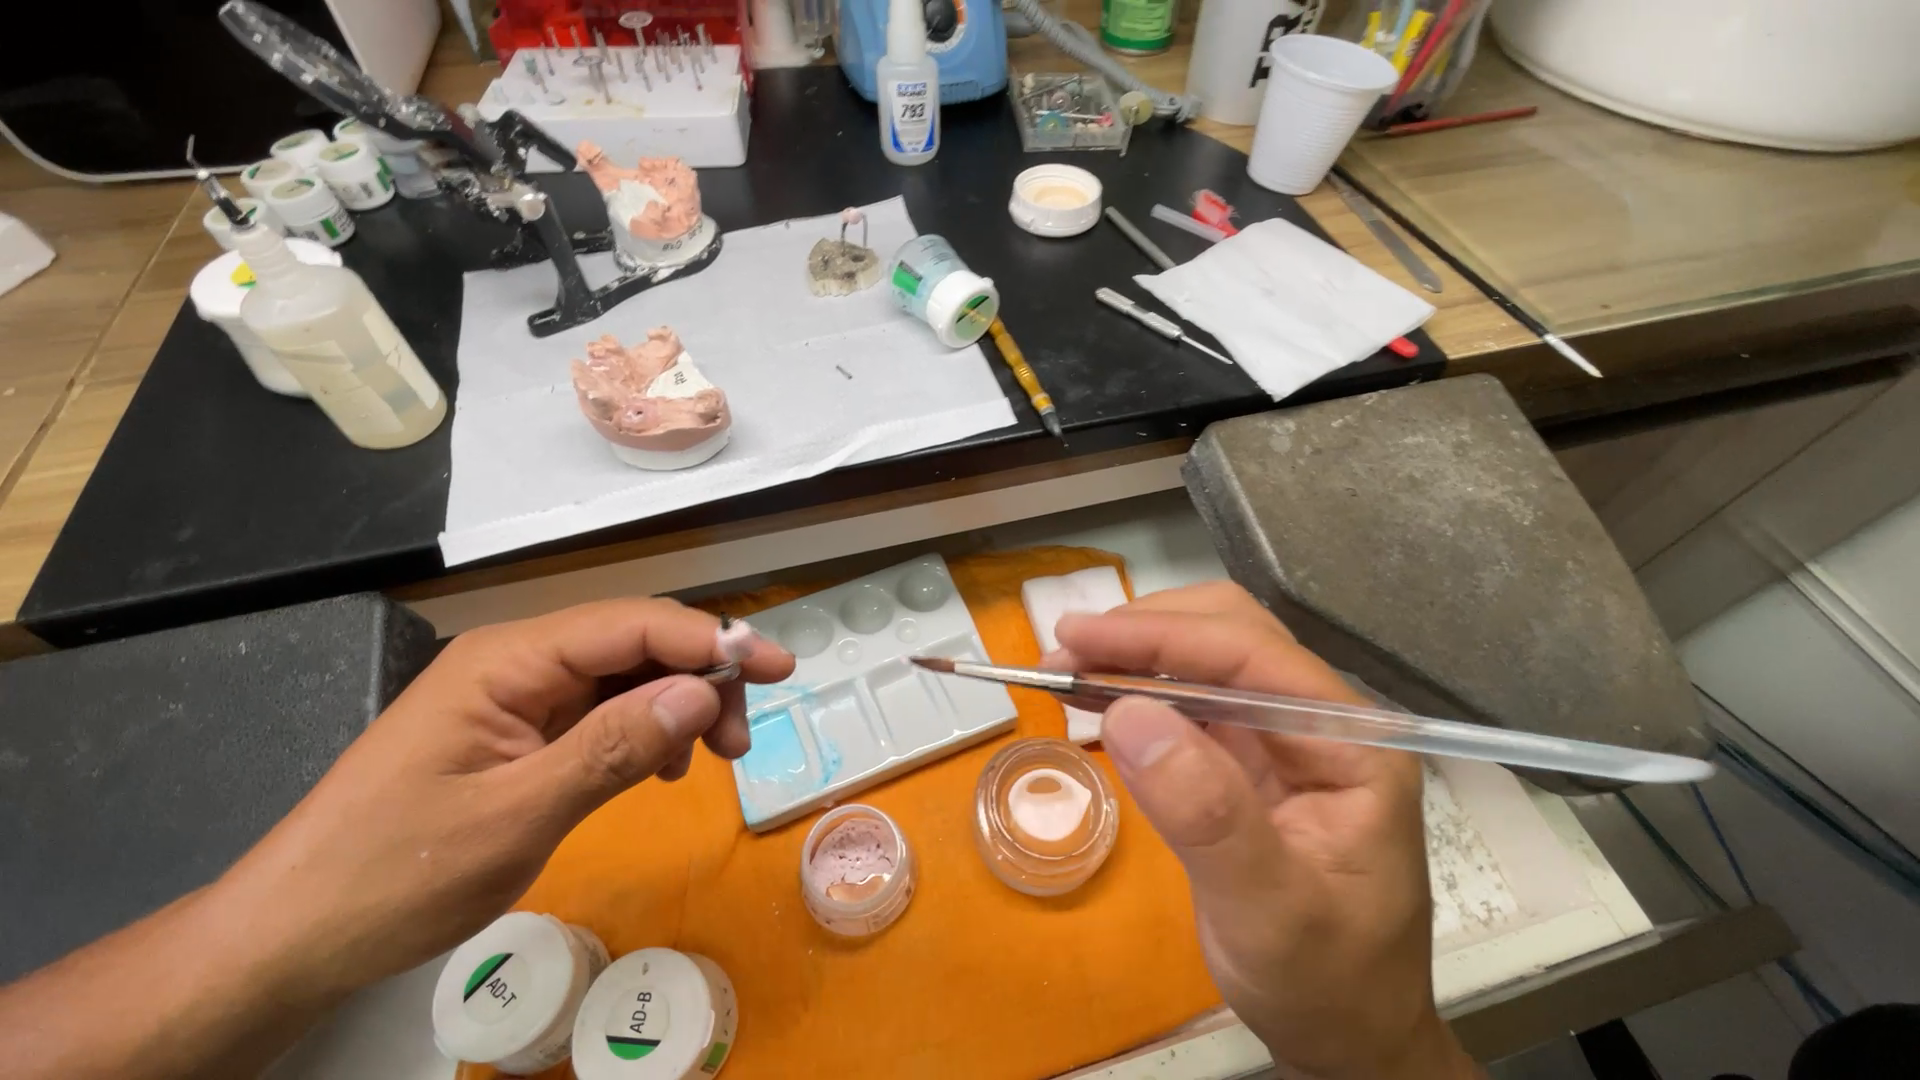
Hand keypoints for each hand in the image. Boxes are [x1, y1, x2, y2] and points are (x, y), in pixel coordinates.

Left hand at [216, 598, 793, 997]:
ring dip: (678, 709)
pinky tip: (659, 770)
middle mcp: (519, 662)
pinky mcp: (521, 733)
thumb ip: (612, 747)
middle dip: (700, 679)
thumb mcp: (516, 815)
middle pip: (636, 644)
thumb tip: (702, 694)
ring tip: (707, 761)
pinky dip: (646, 733)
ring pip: (626, 678)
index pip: (632, 624)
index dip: (711, 638)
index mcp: (510, 660)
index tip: (776, 667)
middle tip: (741, 741)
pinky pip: (603, 714)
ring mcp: (520, 698)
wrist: (293, 936)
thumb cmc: (396, 874)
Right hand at [1049, 584, 1477, 1079]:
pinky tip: (1095, 697)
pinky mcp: (1249, 759)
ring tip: (1067, 669)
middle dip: (1144, 633)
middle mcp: (1321, 723)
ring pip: (1205, 658)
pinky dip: (1137, 689)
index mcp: (1352, 743)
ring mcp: (1284, 738)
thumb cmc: (1324, 983)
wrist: (1347, 1035)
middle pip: (1230, 634)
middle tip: (1065, 654)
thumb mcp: (1267, 913)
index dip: (1161, 636)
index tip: (1078, 635)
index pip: (1252, 655)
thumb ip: (1207, 814)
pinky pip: (1189, 701)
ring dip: (1134, 654)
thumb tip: (1128, 714)